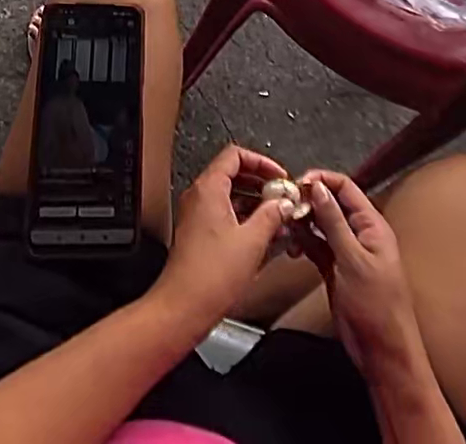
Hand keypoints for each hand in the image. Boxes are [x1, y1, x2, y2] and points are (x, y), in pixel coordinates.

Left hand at [153, 145, 294, 327]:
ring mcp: (197, 216)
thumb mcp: (252, 241)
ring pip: (231, 196)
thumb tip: (283, 204)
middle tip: (281, 196)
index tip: (279, 176)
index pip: (236, 155)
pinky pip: (225, 215)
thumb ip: (272, 215)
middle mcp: (200, 197)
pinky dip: (245, 219)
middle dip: (262, 183)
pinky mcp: (199, 235)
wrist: (182, 309)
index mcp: (209, 188)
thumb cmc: (209, 277)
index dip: (262, 162)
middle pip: (234, 173)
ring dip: (256, 203)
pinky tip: (264, 236)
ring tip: (278, 217)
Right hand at [292, 171, 421, 372]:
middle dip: (309, 201)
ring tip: (288, 224)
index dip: (323, 180)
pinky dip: (304, 242)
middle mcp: (360, 234)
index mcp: (372, 225)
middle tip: (288, 205)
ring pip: (322, 225)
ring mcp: (347, 252)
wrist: (382, 352)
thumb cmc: (379, 309)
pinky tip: (293, 244)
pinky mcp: (336, 269)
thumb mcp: (353, 259)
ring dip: (304, 222)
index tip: (300, 183)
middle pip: (332, 204)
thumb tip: (320, 190)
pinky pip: (317, 246)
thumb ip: (334, 222)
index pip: (346, 188)